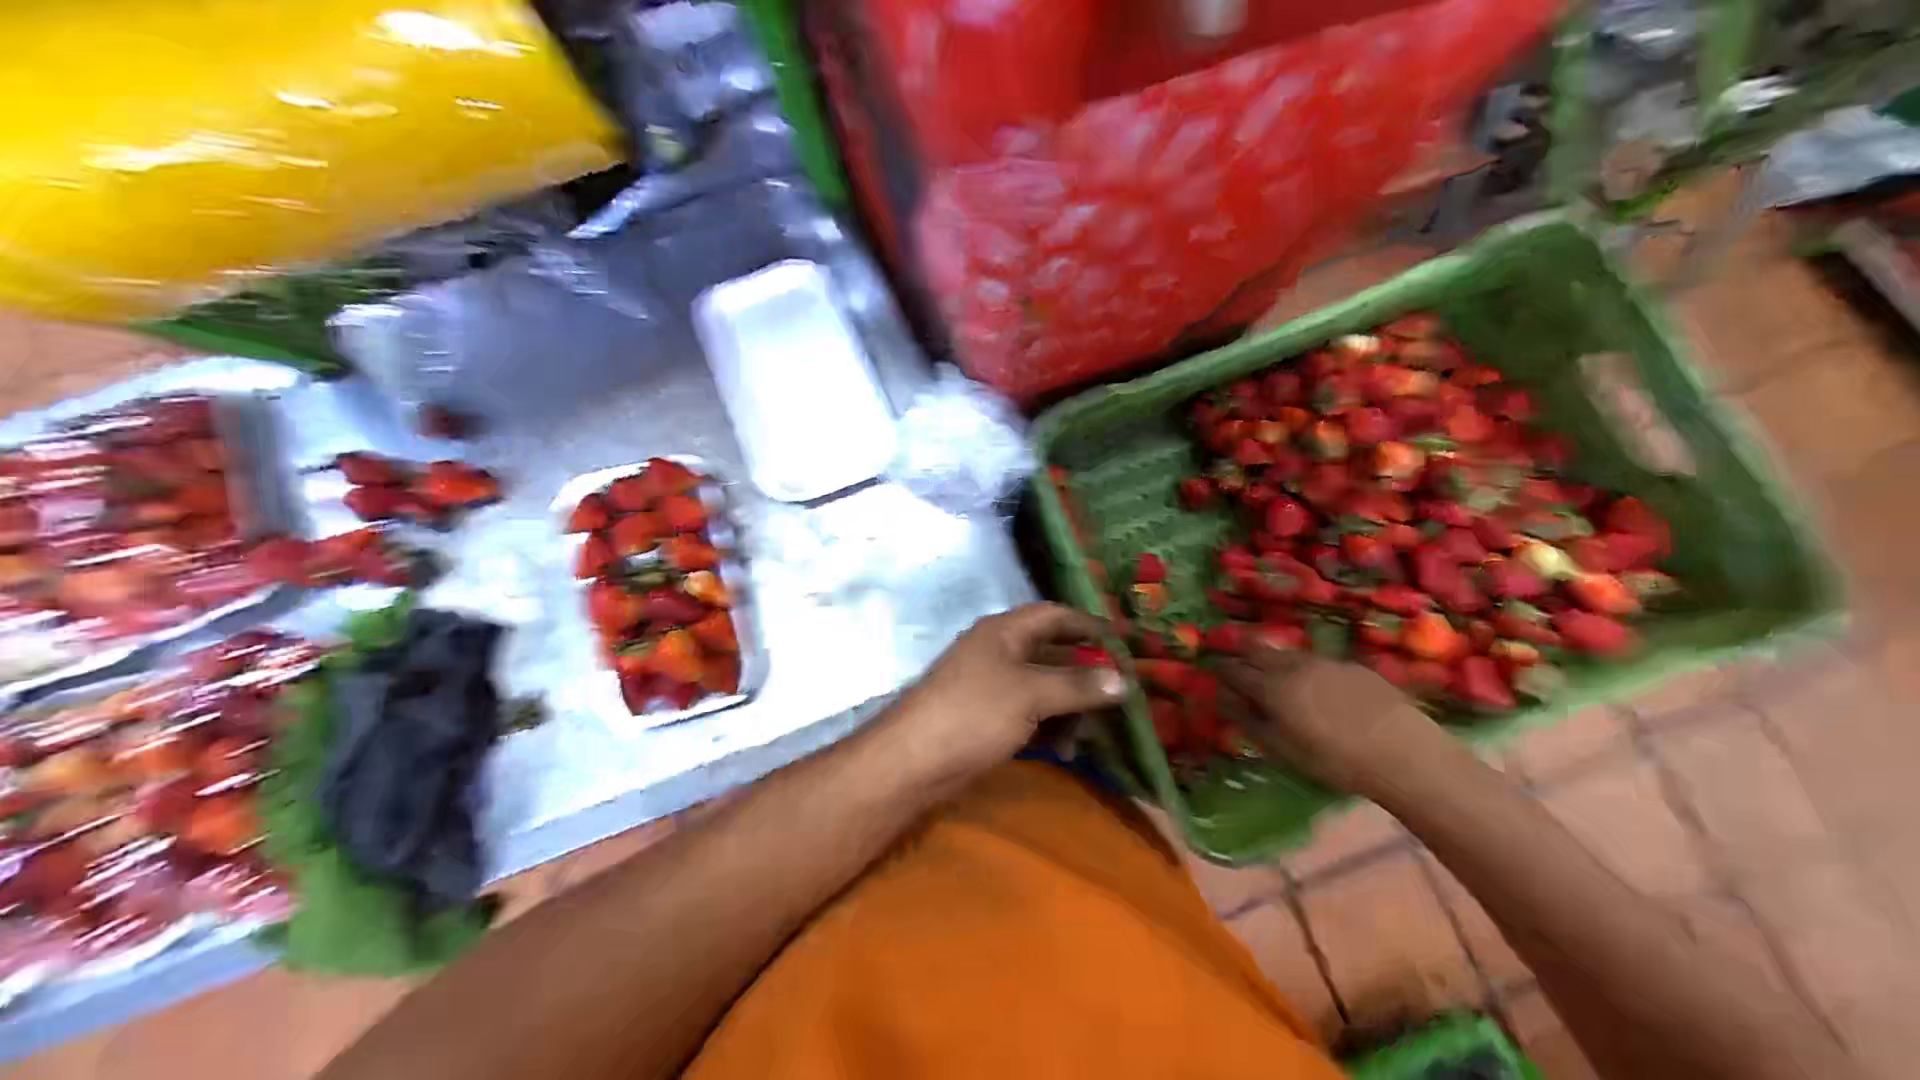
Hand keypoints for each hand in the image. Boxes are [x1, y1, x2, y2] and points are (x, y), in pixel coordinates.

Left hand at [882, 604, 1125, 788]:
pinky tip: (1066, 749)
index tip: (1126, 644)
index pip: (1056, 616)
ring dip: (1072, 707)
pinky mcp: (989, 719)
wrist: (914, 762)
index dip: (1092, 626)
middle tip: (1121, 697)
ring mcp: (993, 687)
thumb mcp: (1032, 694)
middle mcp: (1000, 652)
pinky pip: (1032, 715)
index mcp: (1005, 631)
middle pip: (1054, 653)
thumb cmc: (974, 713)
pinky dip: (1052, 728)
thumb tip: (1123, 680)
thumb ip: (1078, 684)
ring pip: (1045, 688)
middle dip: (1087, 675)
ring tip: (1093, 734)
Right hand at [1218, 649, 1456, 797]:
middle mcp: (1293, 666)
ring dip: (1275, 660)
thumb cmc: (1335, 761)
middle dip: (1243, 653)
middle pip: (1258, 650)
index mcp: (1271, 687)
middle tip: (1238, 663)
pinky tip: (1318, 688)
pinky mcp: (1353, 665)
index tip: (1215, 673)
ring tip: (1277, 676)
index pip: (1234, 670)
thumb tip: (1225, 701)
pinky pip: (1318, 662)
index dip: (1221, 670)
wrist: (1405, 753)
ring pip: (1288, 653)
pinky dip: (1307, 669)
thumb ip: (1250, 721)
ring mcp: (1325, 662)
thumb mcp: (1284, 749)